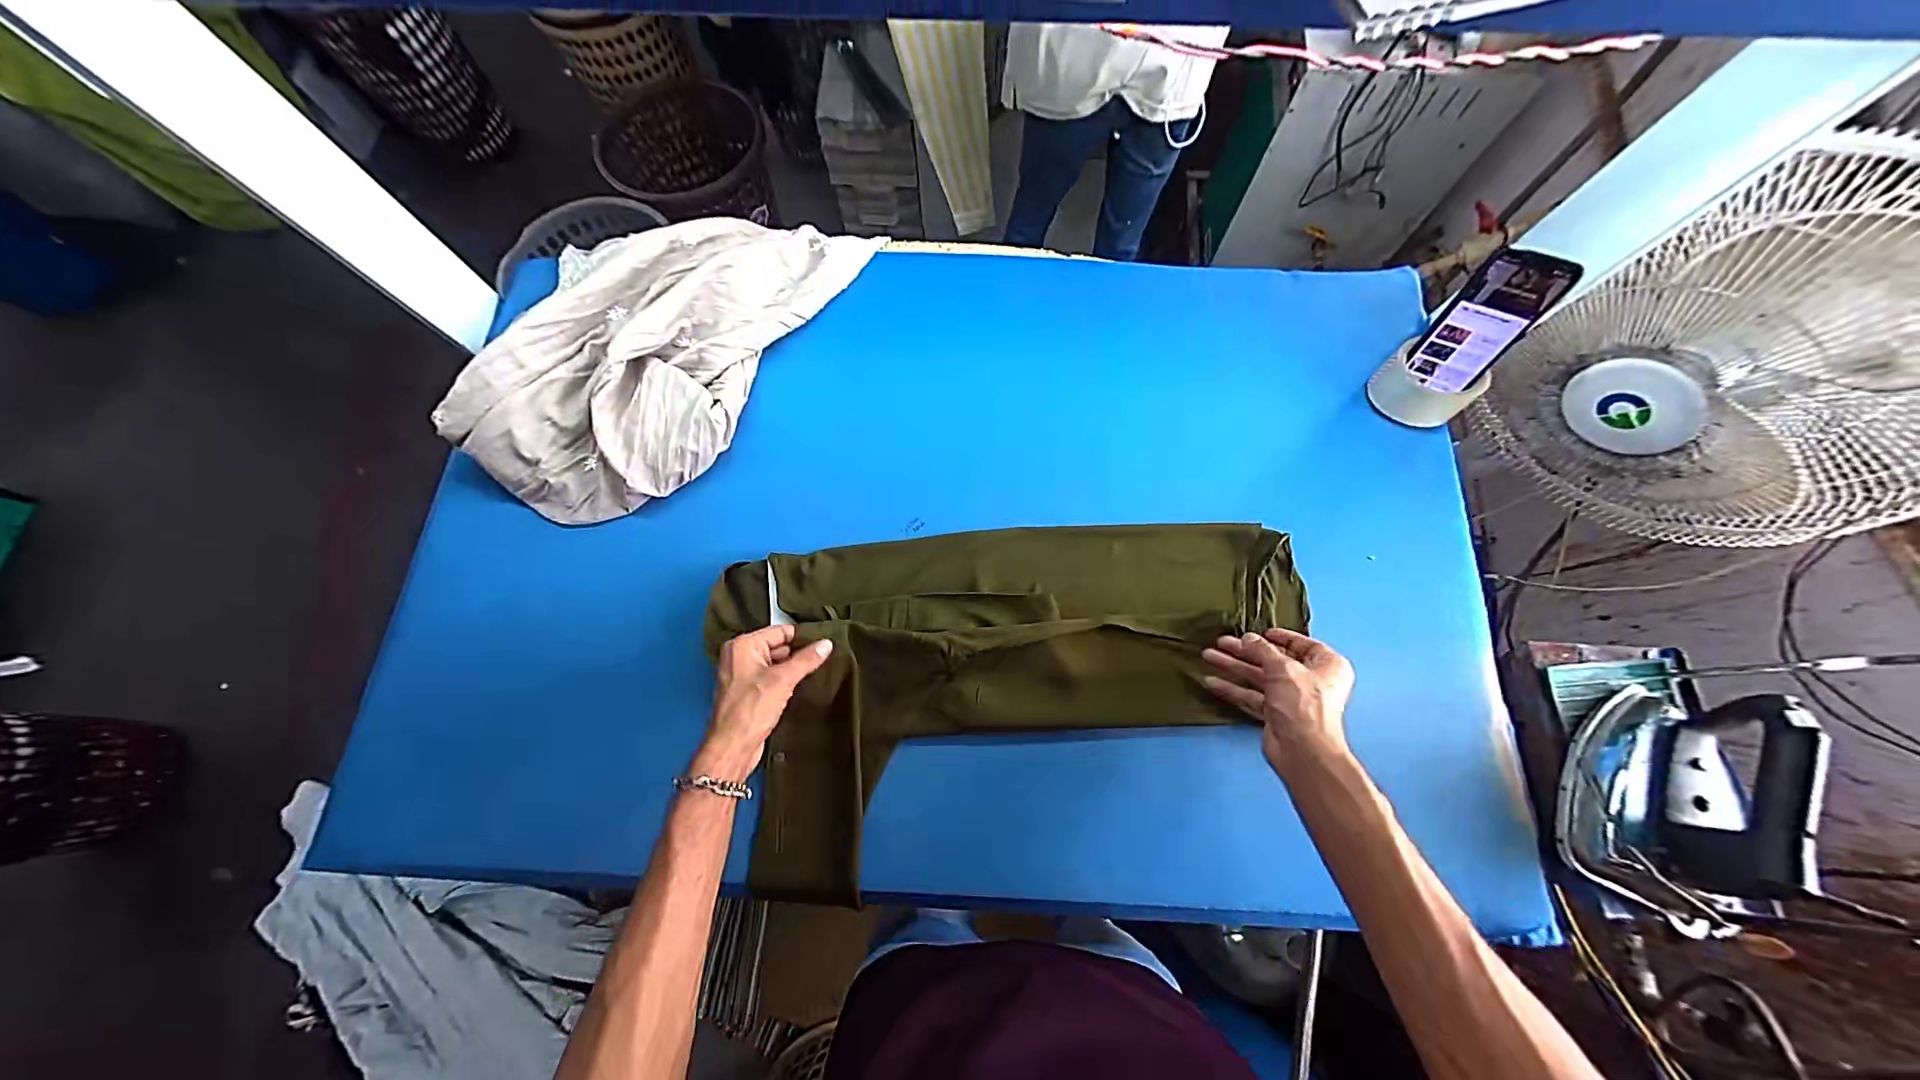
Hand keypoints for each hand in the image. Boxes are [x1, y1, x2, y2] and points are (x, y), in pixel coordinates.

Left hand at [692, 625, 833, 783]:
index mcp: (742, 646)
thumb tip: (825, 644)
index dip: (802, 636)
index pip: (779, 631)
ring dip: (793, 668)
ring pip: (776, 664)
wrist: (733, 747)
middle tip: (823, 656)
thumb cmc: (747, 712)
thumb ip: (806, 659)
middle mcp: (739, 657)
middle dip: (799, 652)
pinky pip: (772, 679)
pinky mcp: (749, 693)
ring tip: (816, 670)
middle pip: (778, 646)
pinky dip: (786, 681)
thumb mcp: (784, 679)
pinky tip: (801, 686)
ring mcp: (743, 676)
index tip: (823, 641)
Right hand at [1202, 628, 1354, 776]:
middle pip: (1273, 661)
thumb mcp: (1282, 668)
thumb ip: (1262, 650)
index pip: (1302, 644)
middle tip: (1222, 642)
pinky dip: (1233, 689)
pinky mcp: (1276, 714)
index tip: (1258, 633)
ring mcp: (1292, 699)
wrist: (1302, 750)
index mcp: (1327, 666)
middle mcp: (1312, 681)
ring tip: (1209, 656)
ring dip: (1234, 667)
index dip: (1279, 637)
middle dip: (1244, 652)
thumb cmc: (1304, 705)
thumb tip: (1248, 638)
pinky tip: (1213, 682)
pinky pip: (1252, 696)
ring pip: (1258, 677)